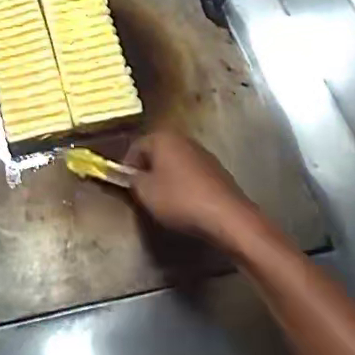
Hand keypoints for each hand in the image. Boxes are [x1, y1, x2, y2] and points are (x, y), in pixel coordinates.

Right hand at [125, 131, 259, 245]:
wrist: (228, 217)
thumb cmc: (180, 200)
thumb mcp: (145, 192)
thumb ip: (132, 180)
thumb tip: (131, 175)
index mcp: (163, 137)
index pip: (136, 147)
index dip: (127, 167)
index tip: (127, 186)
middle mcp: (183, 139)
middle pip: (157, 152)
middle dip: (148, 170)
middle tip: (144, 192)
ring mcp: (203, 153)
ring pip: (175, 162)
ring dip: (167, 177)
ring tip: (164, 200)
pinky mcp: (218, 170)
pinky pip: (192, 173)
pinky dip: (185, 184)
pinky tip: (186, 203)